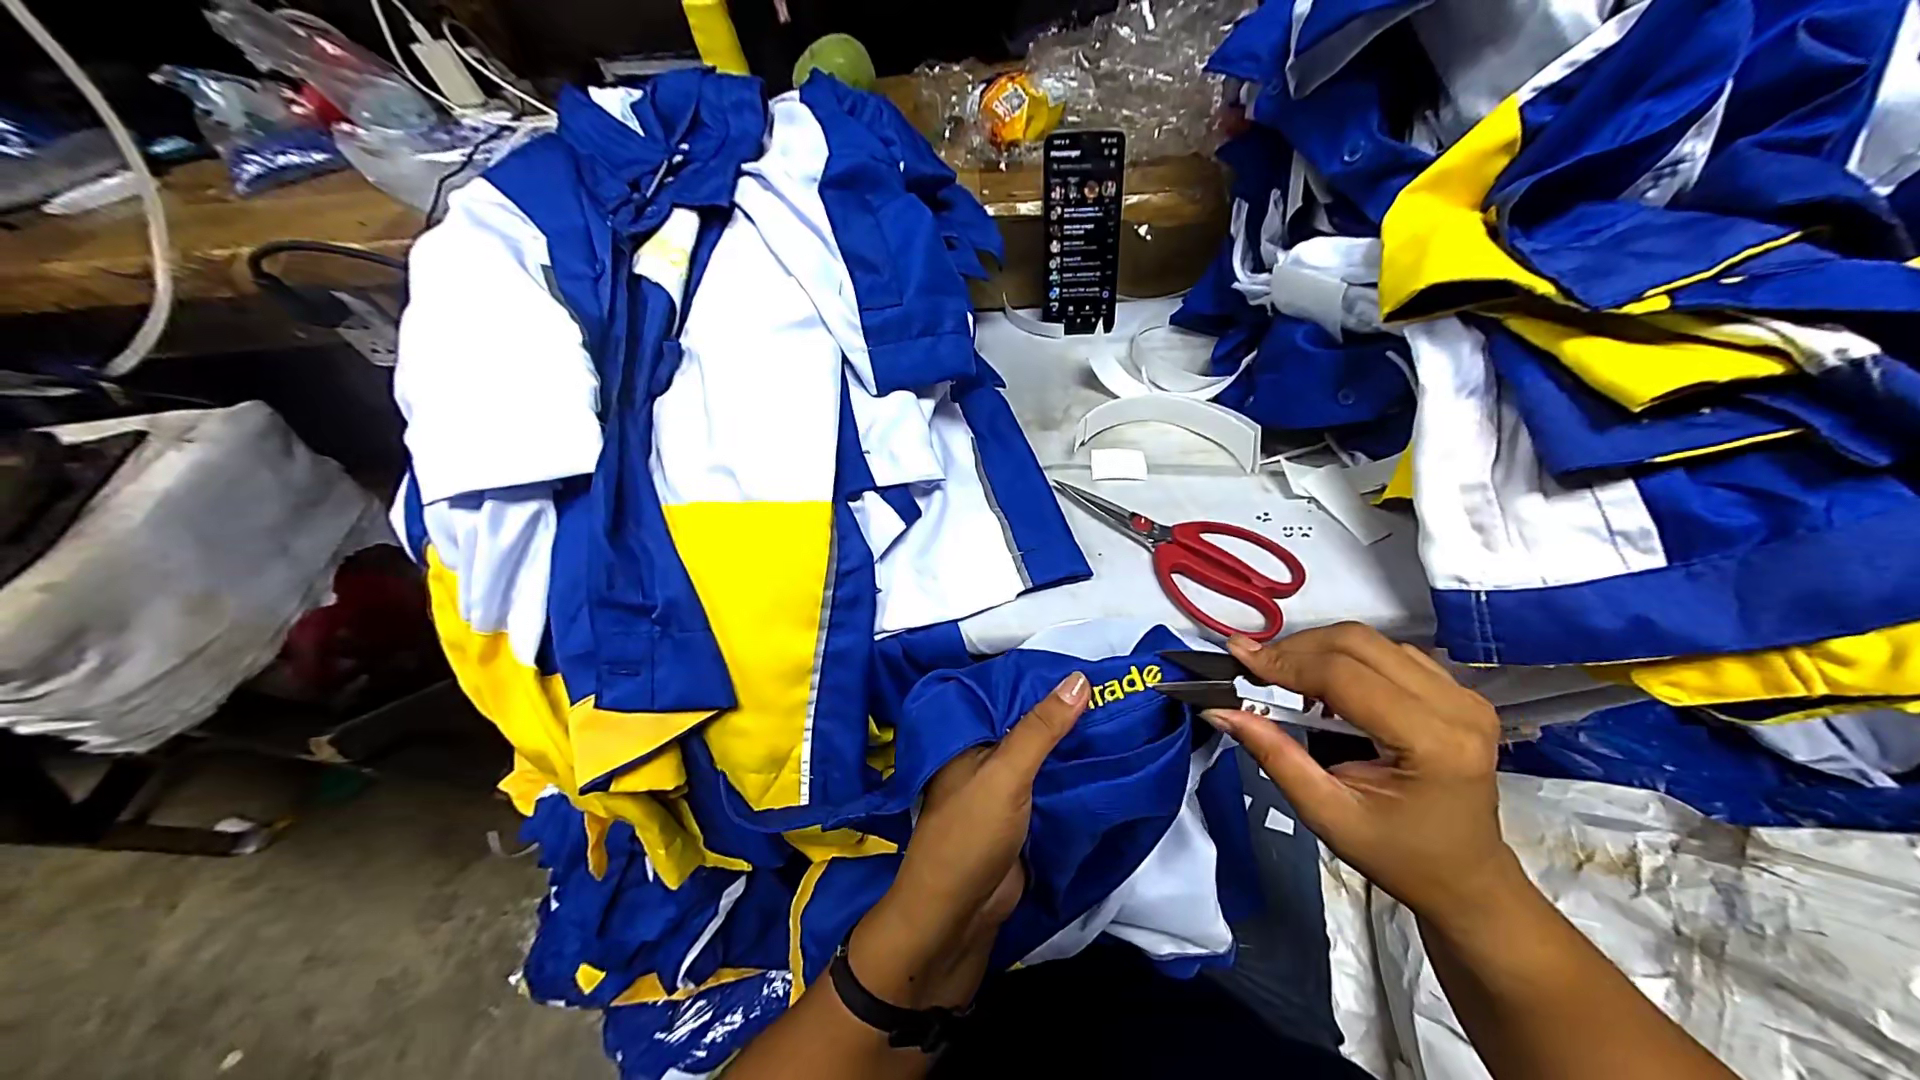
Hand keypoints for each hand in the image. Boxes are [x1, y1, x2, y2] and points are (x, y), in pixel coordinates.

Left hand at [846, 671, 1090, 1008]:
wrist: (957, 918)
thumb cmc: (969, 836)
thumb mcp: (1005, 774)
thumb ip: (1040, 729)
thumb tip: (1079, 678)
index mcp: (970, 736)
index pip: (1012, 694)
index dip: (1048, 680)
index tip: (1095, 666)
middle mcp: (987, 755)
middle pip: (1034, 725)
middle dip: (1070, 713)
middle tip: (1121, 690)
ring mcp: (1008, 787)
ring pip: (1048, 757)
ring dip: (1078, 744)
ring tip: (1125, 717)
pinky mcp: (1026, 816)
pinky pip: (1055, 786)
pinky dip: (1078, 776)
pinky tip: (1112, 761)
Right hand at [1200, 622, 1525, 925]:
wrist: (1464, 877)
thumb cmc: (1396, 854)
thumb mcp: (1325, 812)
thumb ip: (1273, 754)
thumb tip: (1219, 709)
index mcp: (1433, 743)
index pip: (1345, 676)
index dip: (1285, 662)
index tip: (1237, 658)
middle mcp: (1457, 708)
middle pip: (1358, 643)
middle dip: (1297, 648)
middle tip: (1255, 667)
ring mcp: (1463, 695)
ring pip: (1371, 641)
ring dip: (1318, 649)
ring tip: (1283, 676)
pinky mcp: (1458, 691)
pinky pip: (1388, 652)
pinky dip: (1344, 657)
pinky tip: (1323, 683)